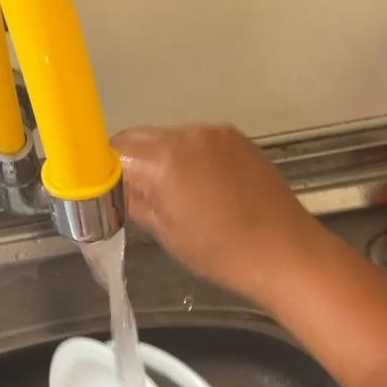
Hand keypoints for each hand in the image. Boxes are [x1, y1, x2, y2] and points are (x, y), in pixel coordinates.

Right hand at [112, 124, 325, 299]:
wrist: (284, 251)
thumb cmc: (221, 252)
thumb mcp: (167, 233)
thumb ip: (135, 203)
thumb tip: (114, 190)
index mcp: (164, 159)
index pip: (113, 150)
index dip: (103, 172)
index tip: (105, 194)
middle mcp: (188, 134)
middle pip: (139, 138)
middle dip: (129, 163)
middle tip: (133, 199)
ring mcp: (216, 133)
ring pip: (168, 139)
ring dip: (160, 161)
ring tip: (173, 199)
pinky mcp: (237, 139)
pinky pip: (197, 143)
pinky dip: (187, 160)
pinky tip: (200, 191)